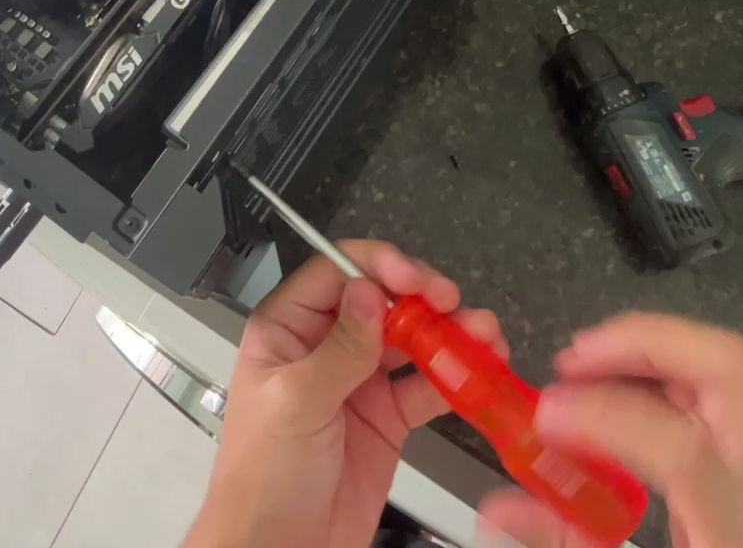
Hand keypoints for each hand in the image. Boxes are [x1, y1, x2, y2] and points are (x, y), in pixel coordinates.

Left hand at [184, 241, 507, 547]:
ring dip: (447, 330)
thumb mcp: (295, 403)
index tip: (411, 275)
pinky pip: (425, 387)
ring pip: (409, 338)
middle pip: (380, 298)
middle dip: (419, 293)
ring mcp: (359, 380)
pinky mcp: (387, 417)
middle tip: (450, 300)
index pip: (335, 273)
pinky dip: (454, 377)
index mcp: (289, 328)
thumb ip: (339, 348)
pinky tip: (476, 370)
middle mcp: (325, 345)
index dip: (376, 265)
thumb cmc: (261, 478)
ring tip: (481, 331)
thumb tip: (368, 293)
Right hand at [480, 313, 742, 547]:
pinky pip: (714, 383)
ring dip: (644, 345)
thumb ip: (564, 539)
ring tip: (581, 366)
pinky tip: (610, 389)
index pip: (683, 450)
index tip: (546, 414)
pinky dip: (655, 368)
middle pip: (730, 367)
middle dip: (641, 339)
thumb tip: (495, 508)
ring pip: (726, 361)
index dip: (604, 415)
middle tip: (575, 357)